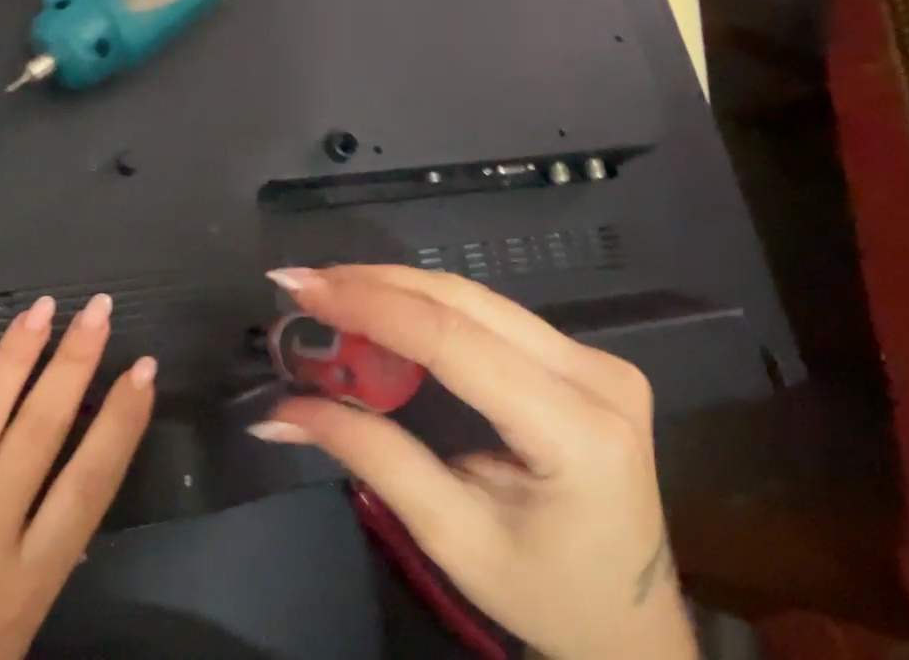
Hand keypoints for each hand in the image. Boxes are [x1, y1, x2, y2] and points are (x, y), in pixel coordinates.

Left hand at [0, 293, 156, 659]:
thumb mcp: (12, 637)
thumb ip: (39, 563)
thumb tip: (69, 496)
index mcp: (26, 583)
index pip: (87, 485)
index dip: (120, 422)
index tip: (142, 370)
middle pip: (36, 435)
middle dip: (71, 365)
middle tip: (97, 310)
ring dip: (13, 358)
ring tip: (41, 311)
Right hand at [251, 266, 695, 659]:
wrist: (629, 624)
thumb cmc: (544, 594)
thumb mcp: (450, 533)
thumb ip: (370, 455)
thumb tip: (278, 413)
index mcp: (576, 429)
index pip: (453, 340)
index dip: (369, 305)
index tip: (298, 288)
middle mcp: (596, 376)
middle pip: (464, 302)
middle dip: (372, 284)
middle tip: (299, 283)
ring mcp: (596, 361)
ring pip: (475, 298)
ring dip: (394, 288)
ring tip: (325, 291)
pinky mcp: (581, 361)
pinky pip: (489, 315)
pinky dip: (423, 306)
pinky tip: (376, 306)